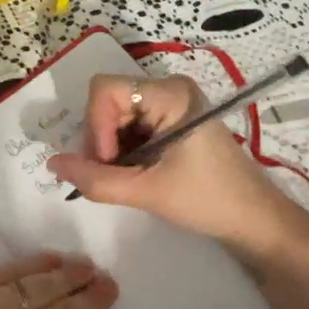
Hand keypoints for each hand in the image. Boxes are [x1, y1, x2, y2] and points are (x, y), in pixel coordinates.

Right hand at [47, 74, 308, 254]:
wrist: (256, 221)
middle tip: (114, 176)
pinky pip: (130, 124)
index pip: (105, 90)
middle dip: (102, 139)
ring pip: (115, 115)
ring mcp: (171, 103)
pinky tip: (136, 173)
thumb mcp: (147, 192)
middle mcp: (169, 88)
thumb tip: (52, 164)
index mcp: (170, 93)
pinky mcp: (172, 119)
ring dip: (111, 148)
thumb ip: (96, 179)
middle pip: (107, 101)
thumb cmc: (208, 201)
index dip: (96, 126)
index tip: (109, 162)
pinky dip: (123, 149)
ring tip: (127, 178)